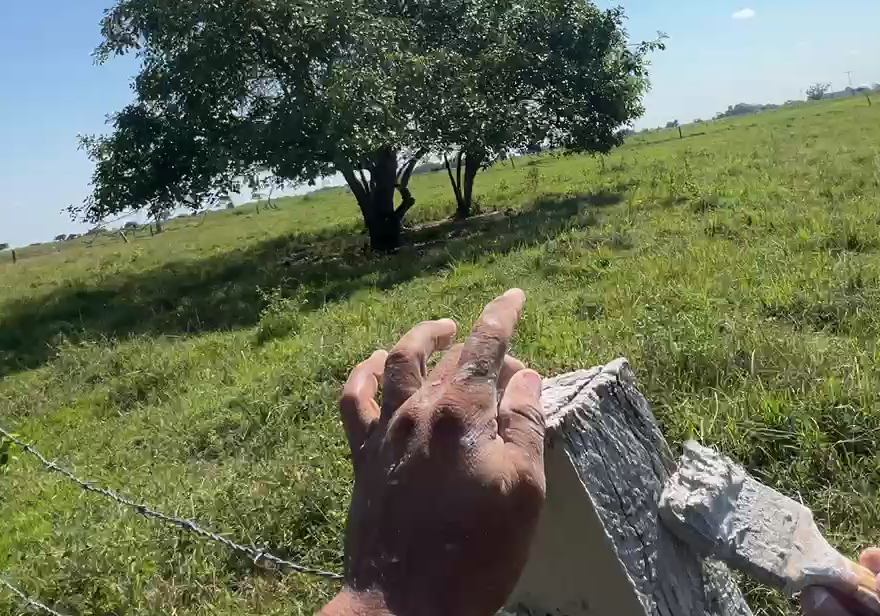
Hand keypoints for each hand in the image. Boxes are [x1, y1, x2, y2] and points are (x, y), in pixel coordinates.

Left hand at [323, 288, 546, 615]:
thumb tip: (525, 377)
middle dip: (480, 344)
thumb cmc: (476, 553)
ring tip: (441, 330)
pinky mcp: (362, 454)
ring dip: (422, 336)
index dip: (502, 314)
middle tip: (505, 362)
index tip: (515, 295)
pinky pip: (353, 398)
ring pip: (399, 359)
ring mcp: (386, 429)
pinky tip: (378, 362)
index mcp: (463, 412)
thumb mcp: (525, 491)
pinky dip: (365, 372)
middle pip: (452, 355)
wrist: (404, 608)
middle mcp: (421, 409)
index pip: (487, 343)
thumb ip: (526, 425)